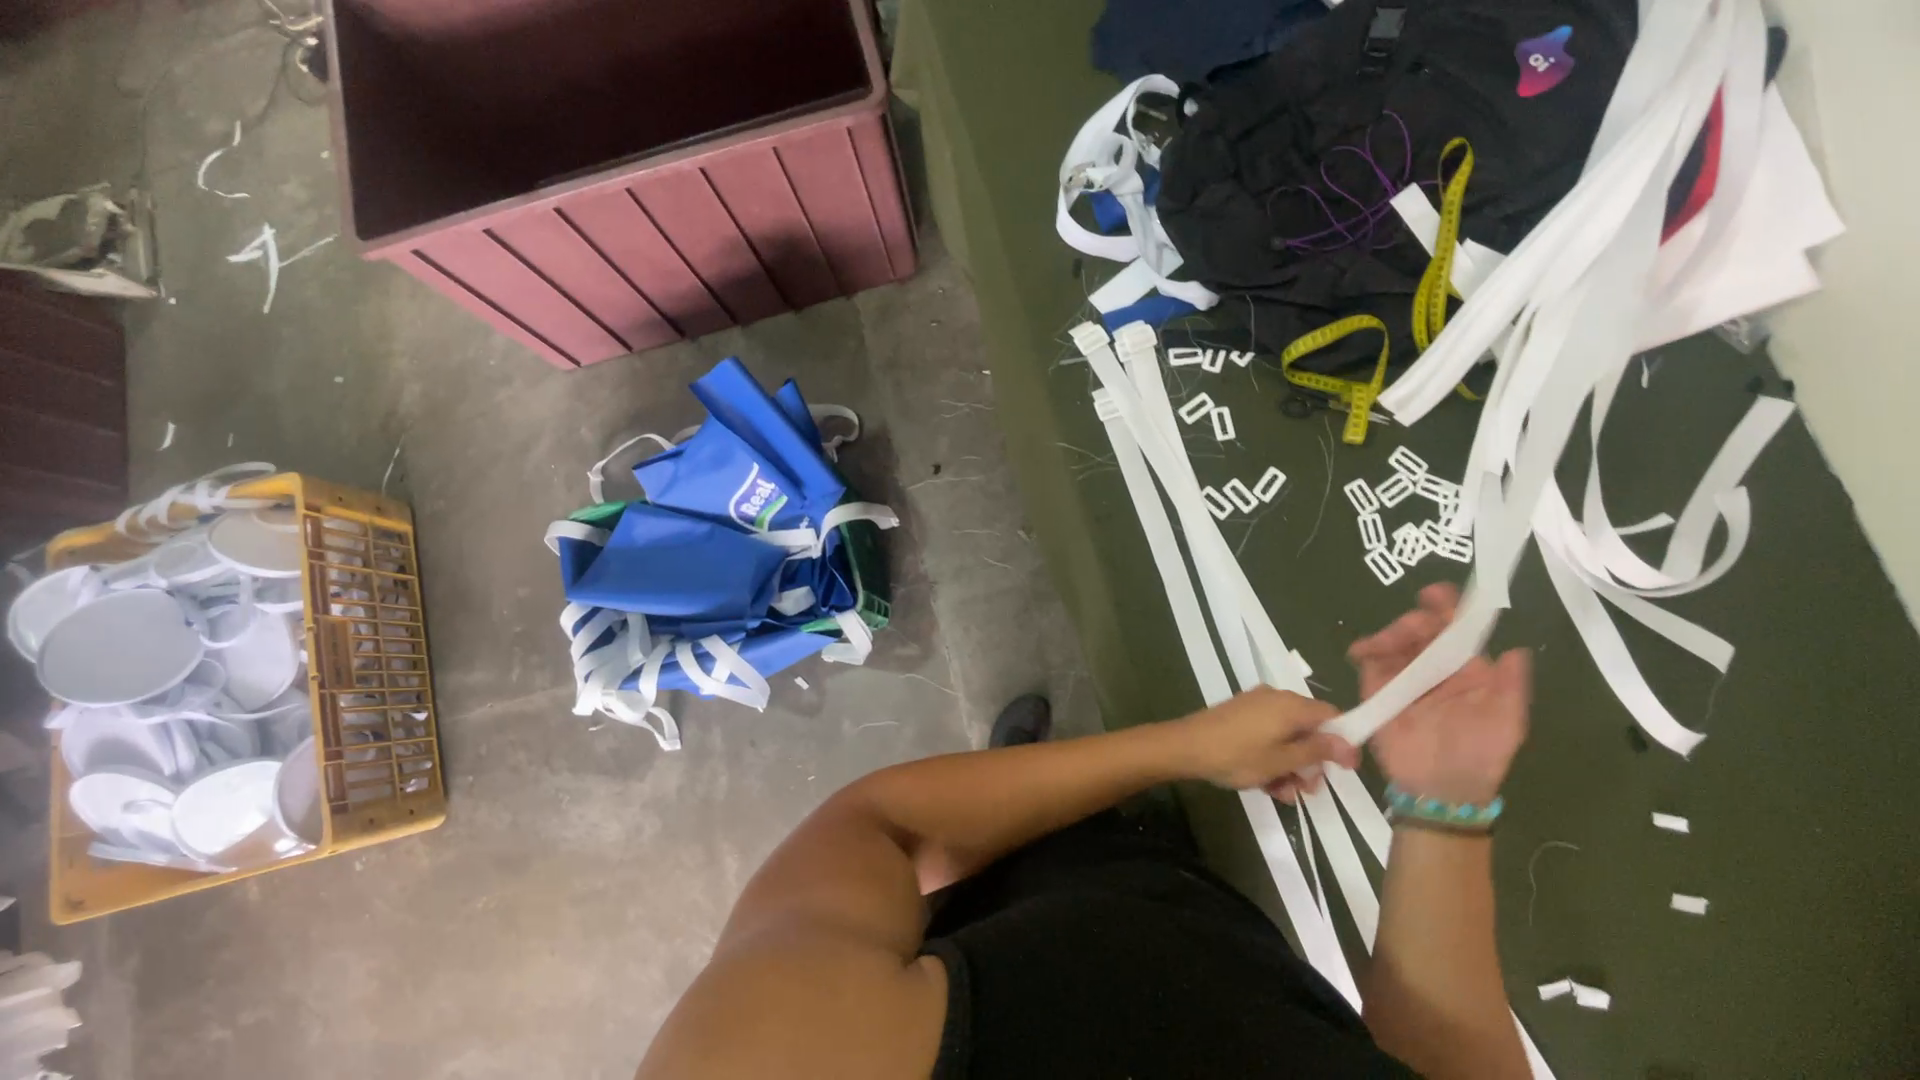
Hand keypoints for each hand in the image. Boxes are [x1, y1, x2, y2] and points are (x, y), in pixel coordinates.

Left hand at [1175, 687, 1358, 800]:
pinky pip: (1267, 735)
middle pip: (1309, 729)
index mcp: (1291, 705)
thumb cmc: (1237, 755)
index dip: (1342, 742)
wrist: (1184, 747)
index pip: (1332, 716)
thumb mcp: (1282, 760)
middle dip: (1311, 761)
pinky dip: (1271, 757)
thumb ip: (1317, 751)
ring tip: (1282, 793)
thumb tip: (1349, 744)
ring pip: (1286, 736)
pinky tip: (1266, 784)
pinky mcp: (1239, 716)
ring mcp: (1255, 706)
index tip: (1343, 769)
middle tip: (1307, 789)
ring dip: (1290, 766)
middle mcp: (1276, 699)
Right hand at [1349, 584, 1530, 805]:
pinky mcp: (1378, 692)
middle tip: (1411, 626)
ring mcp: (1404, 680)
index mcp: (1468, 672)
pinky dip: (1365, 651)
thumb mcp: (1506, 724)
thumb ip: (1512, 688)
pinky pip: (1370, 665)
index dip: (1449, 610)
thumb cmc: (1479, 757)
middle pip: (1422, 633)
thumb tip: (1516, 650)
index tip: (1437, 595)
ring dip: (1389, 634)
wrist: (1439, 792)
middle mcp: (1435, 670)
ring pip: (1394, 643)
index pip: (1457, 633)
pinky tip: (1363, 650)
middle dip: (1414, 621)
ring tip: (1385, 642)